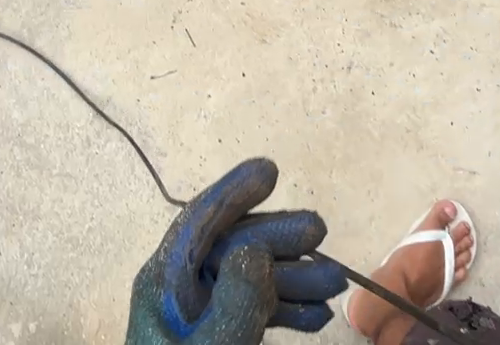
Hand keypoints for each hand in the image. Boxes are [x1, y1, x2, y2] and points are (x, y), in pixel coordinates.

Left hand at [125, 158, 347, 344]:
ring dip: (290, 278)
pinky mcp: (214, 342)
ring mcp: (196, 319)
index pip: (201, 221)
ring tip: (335, 285)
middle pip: (231, 247)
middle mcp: (178, 291)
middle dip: (276, 238)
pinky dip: (282, 312)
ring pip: (247, 280)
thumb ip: (235, 304)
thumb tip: (255, 250)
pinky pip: (250, 313)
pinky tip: (317, 321)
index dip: (235, 191)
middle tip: (322, 233)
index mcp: (164, 282)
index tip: (271, 171)